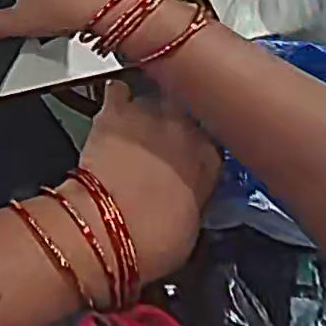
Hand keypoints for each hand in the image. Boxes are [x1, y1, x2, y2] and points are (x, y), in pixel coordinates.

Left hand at [75, 80, 220, 281]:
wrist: (109, 224)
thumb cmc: (156, 237)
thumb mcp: (195, 219)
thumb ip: (198, 188)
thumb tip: (189, 183)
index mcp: (210, 156)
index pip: (216, 133)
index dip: (204, 138)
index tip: (195, 147)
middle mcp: (184, 125)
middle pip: (187, 105)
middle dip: (180, 115)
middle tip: (168, 134)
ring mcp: (148, 110)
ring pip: (155, 94)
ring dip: (149, 107)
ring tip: (140, 124)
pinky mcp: (114, 107)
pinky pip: (118, 88)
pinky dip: (117, 96)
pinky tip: (115, 107)